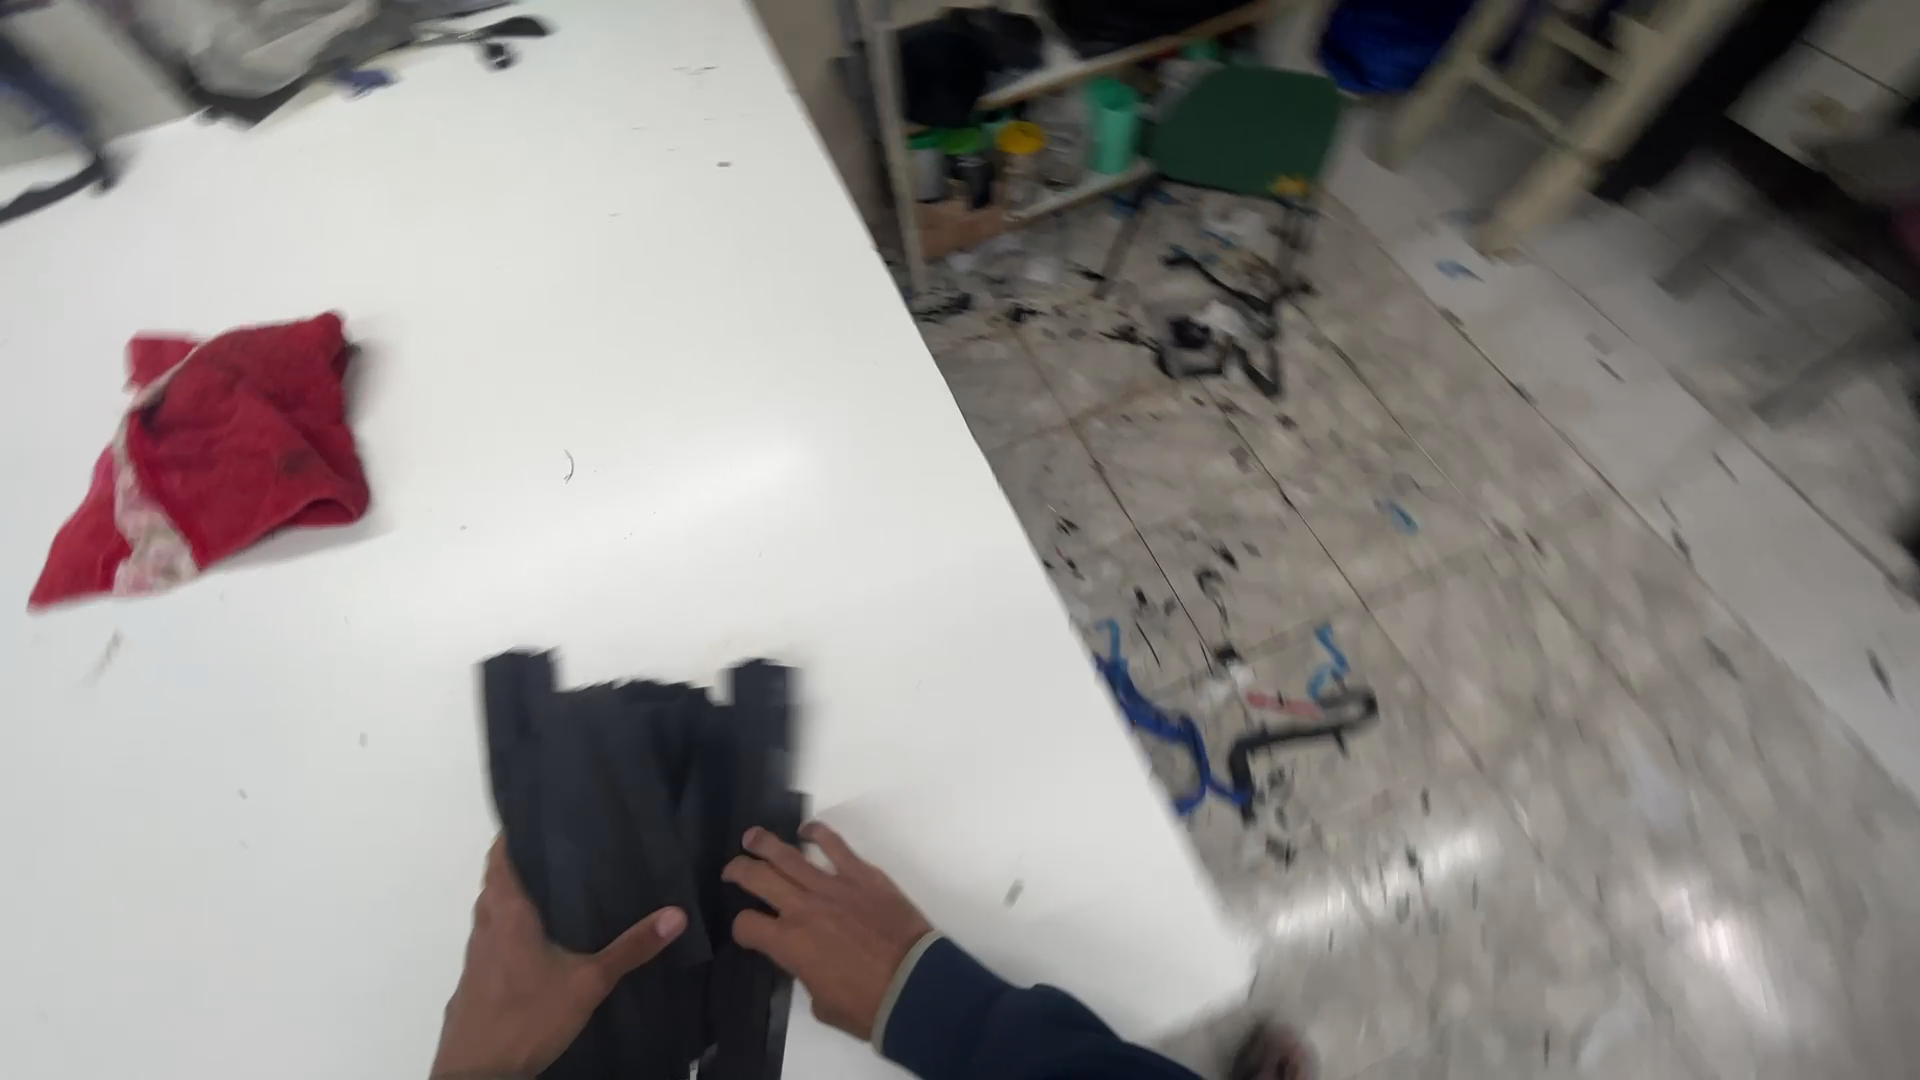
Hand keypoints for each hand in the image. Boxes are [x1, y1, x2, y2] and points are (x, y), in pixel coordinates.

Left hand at [431, 838, 685, 1078]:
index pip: (499, 863)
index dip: (510, 838)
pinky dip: (505, 934)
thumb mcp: (589, 983)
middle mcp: (485, 933)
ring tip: (548, 891)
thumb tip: (677, 913)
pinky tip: (531, 947)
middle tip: (553, 849)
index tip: (532, 817)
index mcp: (508, 918)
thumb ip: (631, 948)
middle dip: (515, 866)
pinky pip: (487, 947)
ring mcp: (474, 964)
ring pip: (488, 918)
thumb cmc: (526, 1018)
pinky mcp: (471, 991)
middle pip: (492, 887)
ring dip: (508, 901)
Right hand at [724, 823, 933, 1040]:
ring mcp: (833, 885)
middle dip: (739, 870)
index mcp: (789, 944)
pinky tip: (806, 830)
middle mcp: (804, 908)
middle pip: (760, 878)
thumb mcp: (820, 1000)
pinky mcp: (861, 873)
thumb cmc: (865, 1004)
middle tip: (731, 867)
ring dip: (766, 843)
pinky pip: (834, 845)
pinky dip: (817, 833)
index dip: (741, 926)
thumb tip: (804, 957)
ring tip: (752, 837)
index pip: (748, 925)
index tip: (746, 927)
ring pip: (790, 856)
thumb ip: (804, 971)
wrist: (911, 982)